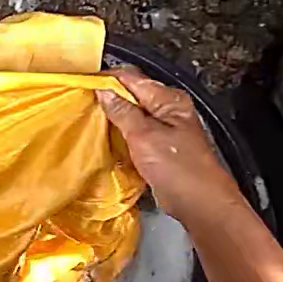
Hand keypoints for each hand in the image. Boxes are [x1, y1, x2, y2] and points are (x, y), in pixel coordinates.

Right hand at [98, 67, 249, 224]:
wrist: (199, 203)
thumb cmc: (177, 168)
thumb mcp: (144, 135)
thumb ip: (122, 111)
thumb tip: (103, 91)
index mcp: (168, 99)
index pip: (132, 78)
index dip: (107, 80)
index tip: (83, 85)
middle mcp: (168, 109)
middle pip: (132, 95)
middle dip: (108, 98)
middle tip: (82, 104)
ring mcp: (165, 129)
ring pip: (133, 115)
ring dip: (114, 118)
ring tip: (89, 120)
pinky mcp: (160, 148)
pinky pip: (136, 134)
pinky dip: (122, 135)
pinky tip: (106, 140)